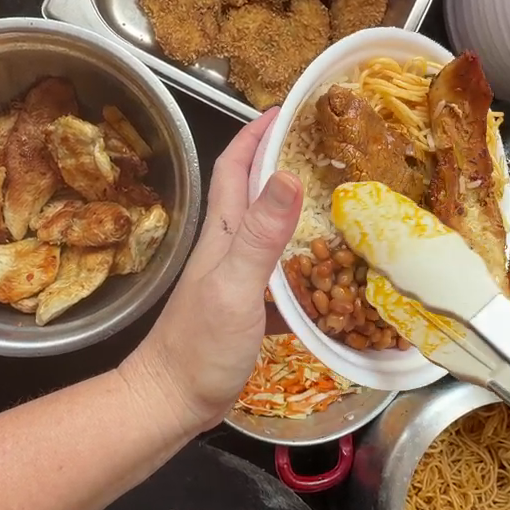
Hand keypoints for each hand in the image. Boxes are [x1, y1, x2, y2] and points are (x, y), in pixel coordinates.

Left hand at [121, 109, 300, 436]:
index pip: (235, 167)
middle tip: (324, 151)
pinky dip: (304, 263)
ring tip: (338, 203)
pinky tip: (330, 272)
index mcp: (222, 232)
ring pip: (269, 230)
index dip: (257, 134)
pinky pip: (280, 272)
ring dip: (297, 210)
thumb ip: (260, 235)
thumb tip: (288, 176)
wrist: (171, 400)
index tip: (286, 109)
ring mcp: (236, 277)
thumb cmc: (199, 346)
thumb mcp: (235, 286)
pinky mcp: (248, 306)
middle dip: (282, 161)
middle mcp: (227, 247)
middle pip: (253, 191)